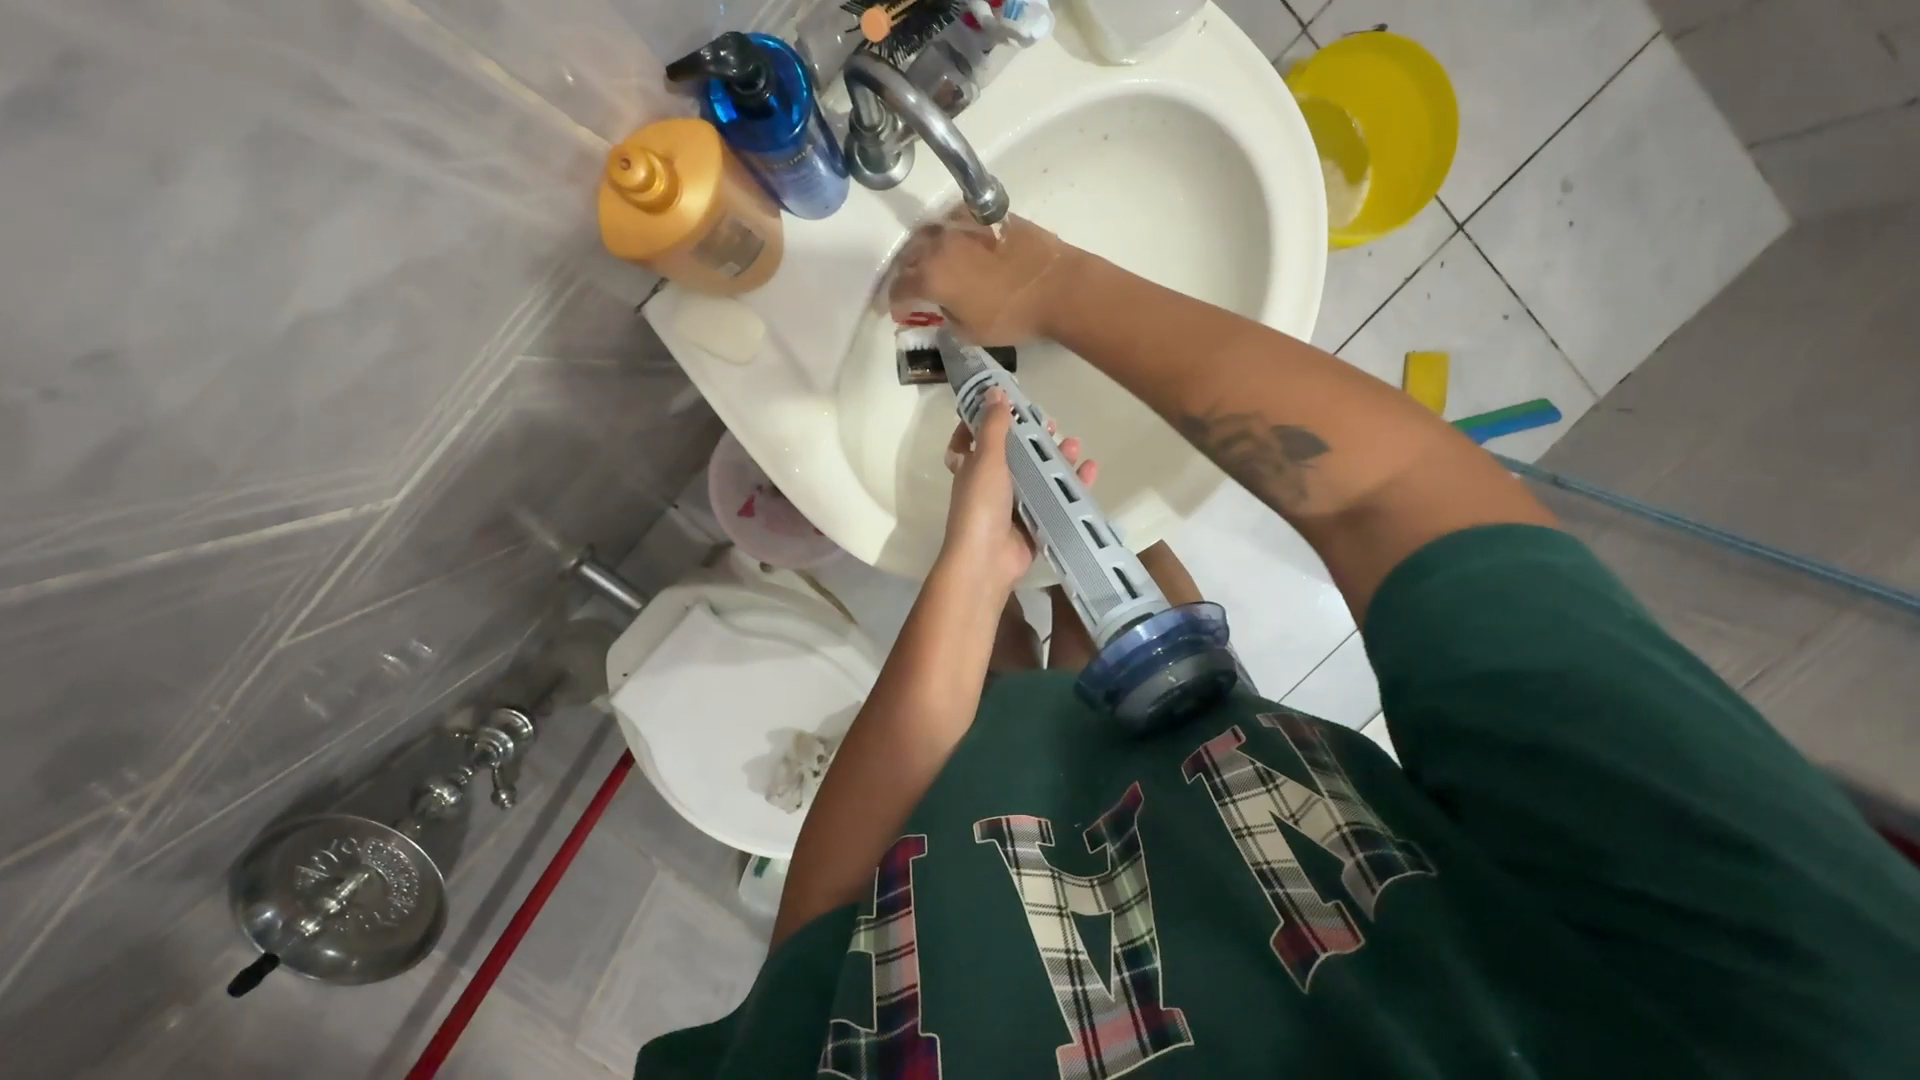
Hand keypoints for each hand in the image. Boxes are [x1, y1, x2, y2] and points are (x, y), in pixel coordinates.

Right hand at [888, 215, 1085, 345]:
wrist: (1056, 287)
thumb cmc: (1012, 317)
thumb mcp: (971, 332)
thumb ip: (947, 319)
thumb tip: (943, 308)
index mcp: (931, 277)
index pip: (899, 288)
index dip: (896, 303)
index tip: (900, 313)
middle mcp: (939, 246)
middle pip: (908, 257)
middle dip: (905, 274)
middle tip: (911, 287)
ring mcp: (961, 225)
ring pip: (928, 233)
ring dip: (922, 249)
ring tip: (929, 262)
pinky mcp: (983, 215)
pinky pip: (954, 219)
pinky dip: (947, 232)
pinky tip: (956, 242)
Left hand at [938, 386, 1097, 590]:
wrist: (986, 560)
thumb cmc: (981, 505)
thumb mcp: (987, 459)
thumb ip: (994, 426)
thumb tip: (994, 391)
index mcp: (971, 468)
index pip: (969, 440)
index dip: (983, 422)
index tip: (1003, 407)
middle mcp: (990, 485)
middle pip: (1013, 455)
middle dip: (1033, 438)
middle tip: (1052, 424)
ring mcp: (1013, 506)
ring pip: (1037, 476)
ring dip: (1056, 458)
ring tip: (1074, 444)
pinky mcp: (1034, 524)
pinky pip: (1055, 499)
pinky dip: (1072, 485)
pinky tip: (1089, 470)